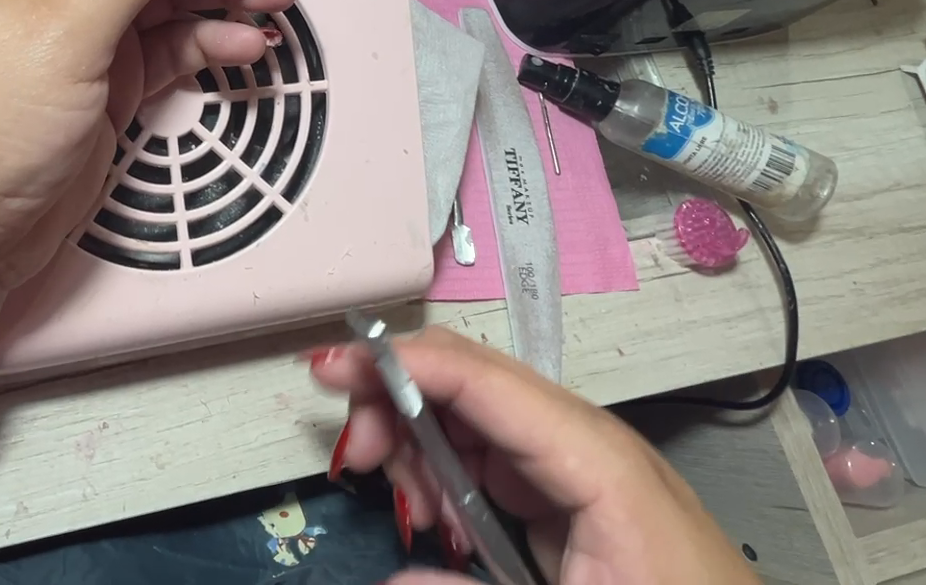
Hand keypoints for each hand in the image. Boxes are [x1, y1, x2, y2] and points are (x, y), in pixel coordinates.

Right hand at [311, 328, 758, 584]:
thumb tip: (390, 579)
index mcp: (596, 460)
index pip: (481, 379)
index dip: (400, 362)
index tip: (329, 368)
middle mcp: (579, 437)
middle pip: (463, 377)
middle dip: (394, 401)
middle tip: (356, 458)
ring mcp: (570, 456)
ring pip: (462, 408)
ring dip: (413, 440)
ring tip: (410, 509)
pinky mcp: (561, 481)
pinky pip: (479, 448)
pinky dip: (438, 468)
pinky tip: (436, 516)